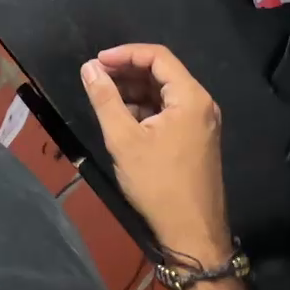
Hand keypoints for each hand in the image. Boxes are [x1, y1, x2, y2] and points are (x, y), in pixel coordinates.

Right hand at [81, 45, 230, 266]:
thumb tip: (89, 67)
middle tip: (97, 76)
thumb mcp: (124, 139)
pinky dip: (145, 107)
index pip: (157, 56)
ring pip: (163, 92)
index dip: (125, 53)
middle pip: (161, 72)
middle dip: (127, 70)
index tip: (98, 61)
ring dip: (134, 89)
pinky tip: (123, 117)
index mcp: (190, 97)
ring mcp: (201, 122)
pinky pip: (169, 110)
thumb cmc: (159, 184)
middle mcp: (201, 104)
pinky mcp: (196, 138)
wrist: (192, 237)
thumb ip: (105, 98)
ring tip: (105, 95)